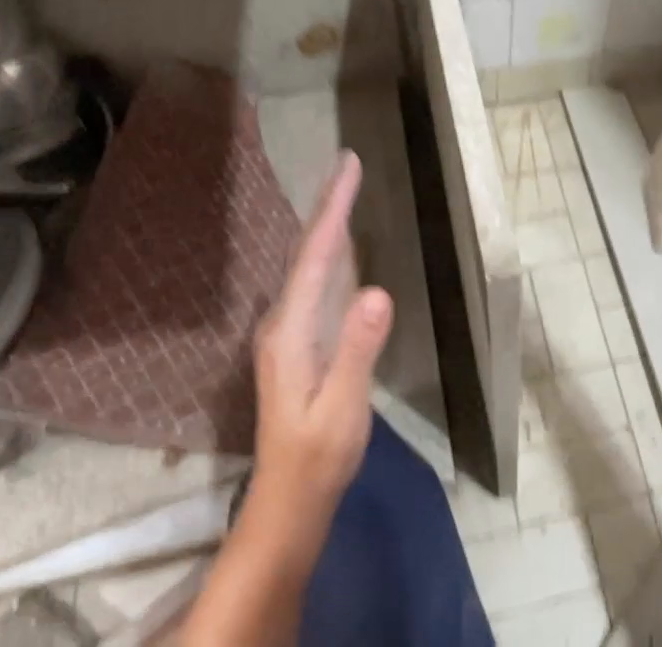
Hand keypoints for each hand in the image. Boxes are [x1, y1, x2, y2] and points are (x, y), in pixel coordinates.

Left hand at [250, 152, 391, 521]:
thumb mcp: (343, 407)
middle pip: (308, 252)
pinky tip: (339, 251)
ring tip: (344, 192)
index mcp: (292, 331)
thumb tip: (378, 291)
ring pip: (309, 266)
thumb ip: (358, 350)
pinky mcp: (299, 344)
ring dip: (327, 226)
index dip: (334, 209)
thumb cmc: (318, 456)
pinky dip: (329, 254)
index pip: (316, 256)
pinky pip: (315, 284)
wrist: (289, 498)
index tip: (348, 165)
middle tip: (348, 164)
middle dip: (328, 206)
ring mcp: (289, 333)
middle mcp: (283, 322)